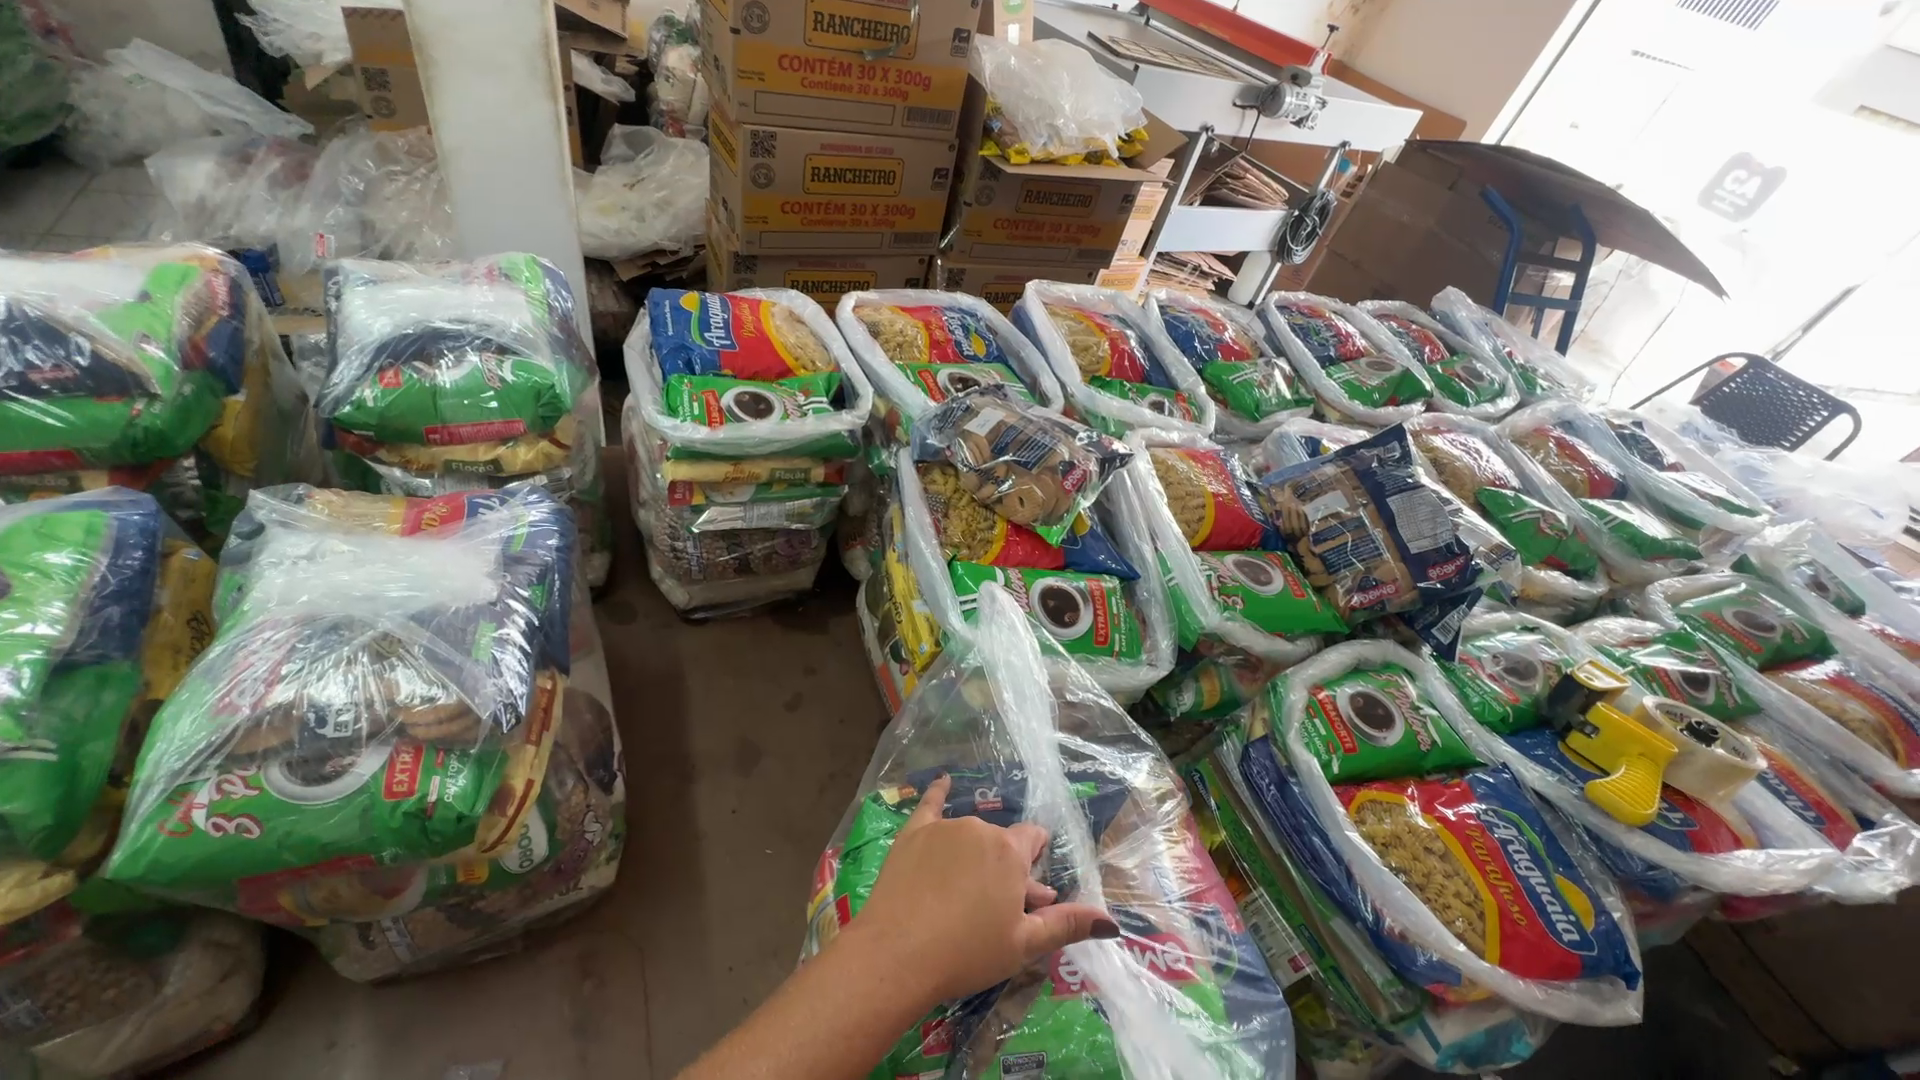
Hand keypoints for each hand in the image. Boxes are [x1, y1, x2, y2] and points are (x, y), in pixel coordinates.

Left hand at [839, 774, 1118, 1008]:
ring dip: (976, 854)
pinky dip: (938, 792)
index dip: (1034, 865)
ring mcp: (943, 828)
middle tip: (993, 908)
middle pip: (1002, 842)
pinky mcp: (912, 834)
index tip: (1027, 891)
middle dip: (1005, 867)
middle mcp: (980, 829)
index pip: (1034, 840)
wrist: (896, 955)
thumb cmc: (966, 953)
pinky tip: (943, 780)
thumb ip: (1066, 925)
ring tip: (963, 893)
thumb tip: (1112, 921)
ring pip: (970, 834)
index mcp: (1011, 852)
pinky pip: (930, 804)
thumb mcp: (1023, 945)